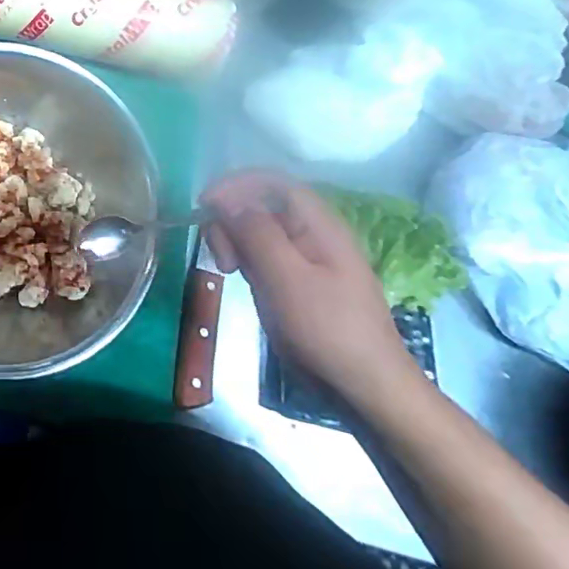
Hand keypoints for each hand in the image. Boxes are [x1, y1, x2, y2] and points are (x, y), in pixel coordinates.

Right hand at [201, 171, 421, 406]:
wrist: (365, 388)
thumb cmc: (328, 329)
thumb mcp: (286, 277)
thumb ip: (256, 231)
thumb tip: (225, 197)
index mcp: (318, 224)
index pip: (271, 181)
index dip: (234, 185)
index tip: (204, 206)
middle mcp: (311, 233)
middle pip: (259, 203)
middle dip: (231, 220)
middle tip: (223, 257)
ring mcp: (303, 258)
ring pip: (255, 229)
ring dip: (233, 241)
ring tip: (230, 272)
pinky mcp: (294, 280)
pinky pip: (261, 254)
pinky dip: (243, 259)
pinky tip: (241, 280)